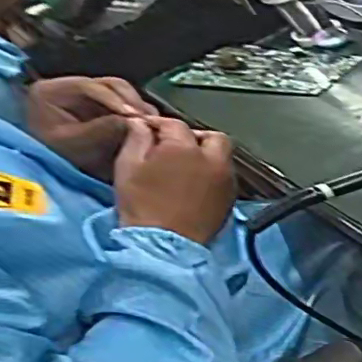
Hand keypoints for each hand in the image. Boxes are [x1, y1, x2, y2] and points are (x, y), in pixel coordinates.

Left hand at [26, 76, 146, 179]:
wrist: (62, 170)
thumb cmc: (64, 156)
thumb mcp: (80, 143)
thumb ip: (104, 129)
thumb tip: (136, 120)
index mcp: (52, 91)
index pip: (90, 86)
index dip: (116, 100)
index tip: (137, 117)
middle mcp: (72, 88)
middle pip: (112, 85)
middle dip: (133, 102)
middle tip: (149, 121)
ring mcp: (93, 97)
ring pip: (126, 93)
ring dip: (141, 109)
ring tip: (152, 126)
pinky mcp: (108, 106)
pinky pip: (132, 105)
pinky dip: (144, 115)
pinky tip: (150, 127)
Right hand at [113, 117, 237, 244]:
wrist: (167, 238)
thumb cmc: (142, 200)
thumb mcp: (128, 164)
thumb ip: (137, 140)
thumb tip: (141, 124)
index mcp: (187, 150)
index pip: (177, 125)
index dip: (158, 124)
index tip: (144, 129)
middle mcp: (215, 161)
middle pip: (215, 138)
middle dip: (194, 136)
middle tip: (172, 144)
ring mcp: (228, 179)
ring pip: (224, 156)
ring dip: (206, 153)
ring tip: (181, 162)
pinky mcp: (232, 195)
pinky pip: (226, 173)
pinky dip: (212, 169)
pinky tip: (194, 178)